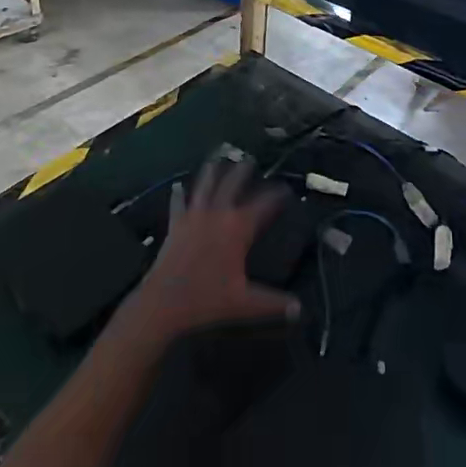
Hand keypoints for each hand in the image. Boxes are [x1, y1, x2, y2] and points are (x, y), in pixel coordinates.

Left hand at [111, 159, 299, 346]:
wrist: (165, 300)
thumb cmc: (208, 298)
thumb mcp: (246, 303)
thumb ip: (274, 303)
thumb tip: (300, 309)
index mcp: (237, 228)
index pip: (263, 205)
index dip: (276, 195)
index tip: (286, 188)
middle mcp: (216, 214)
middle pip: (231, 184)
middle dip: (242, 171)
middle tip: (250, 159)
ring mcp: (193, 215)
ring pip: (204, 185)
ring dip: (212, 170)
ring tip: (217, 156)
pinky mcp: (175, 223)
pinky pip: (178, 203)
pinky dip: (179, 194)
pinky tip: (178, 186)